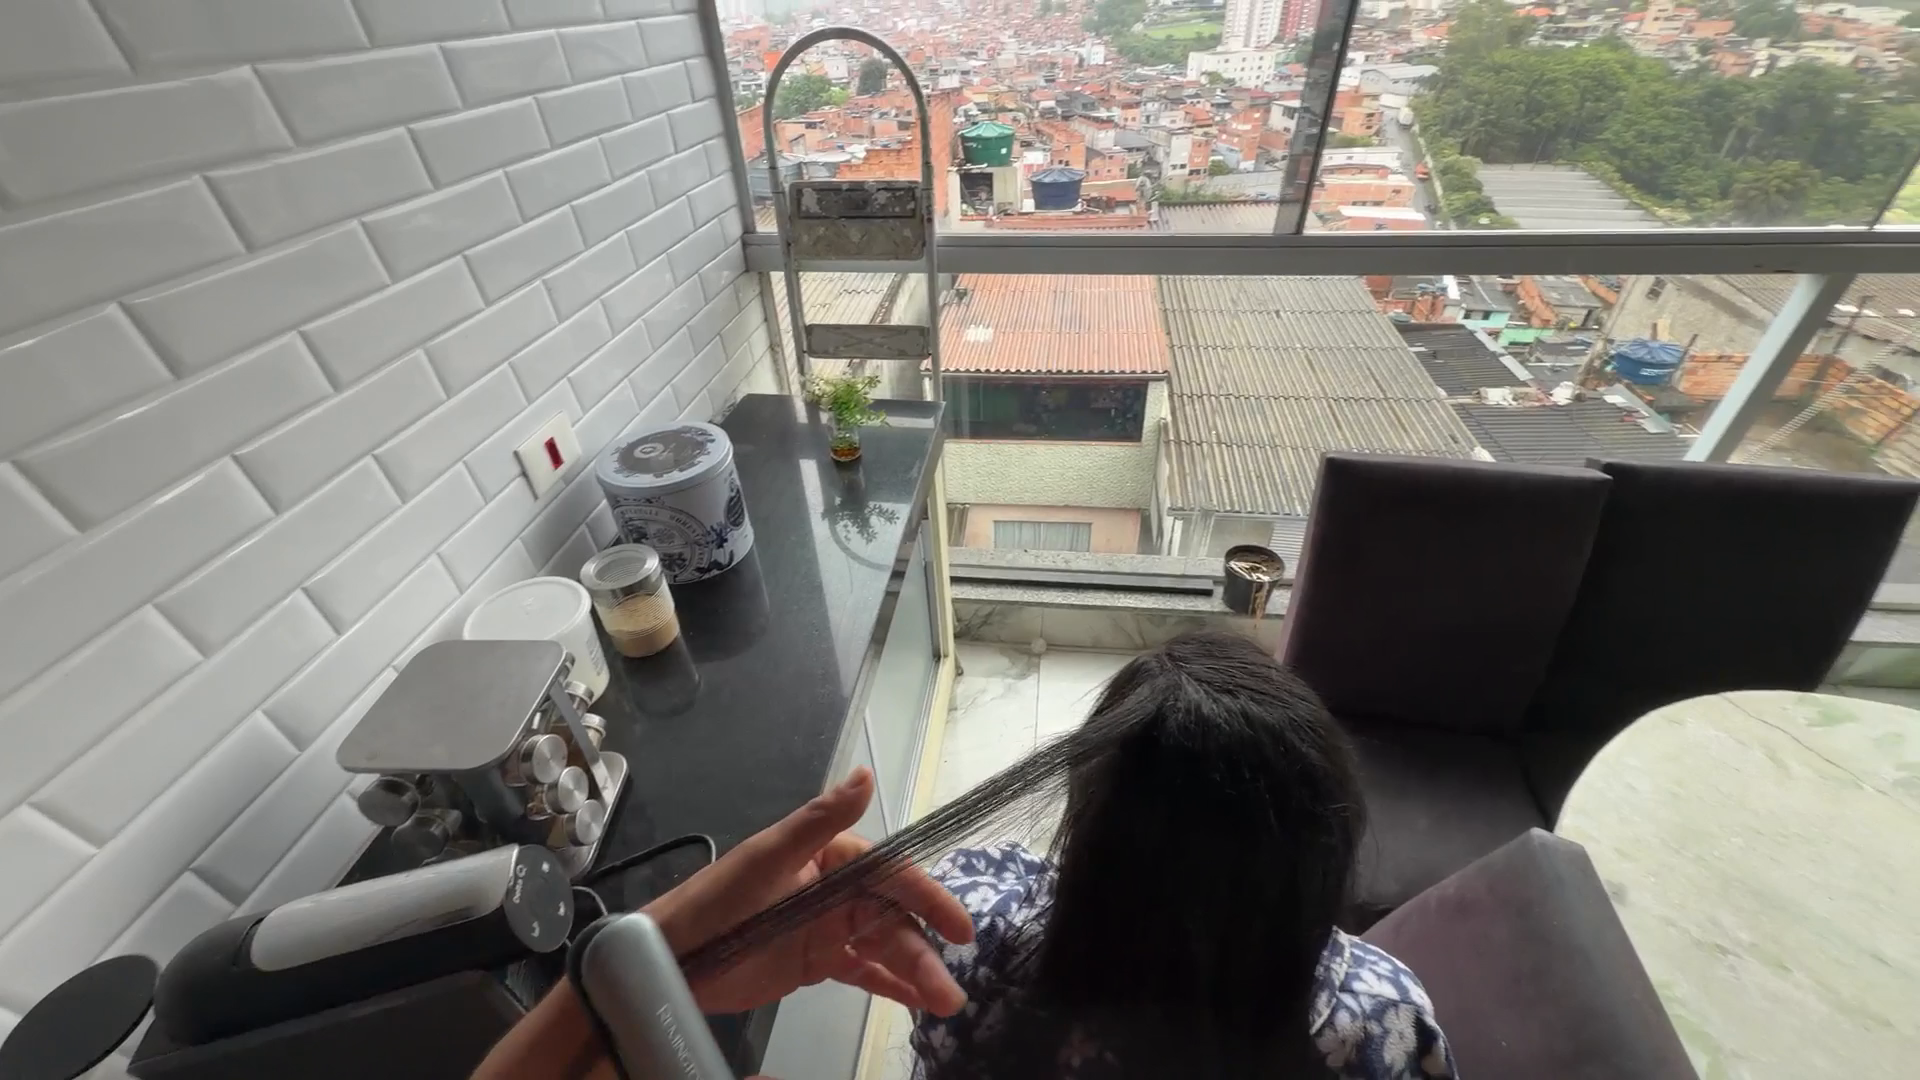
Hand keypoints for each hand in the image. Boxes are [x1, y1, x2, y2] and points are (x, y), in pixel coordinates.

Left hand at [644, 767, 974, 1015]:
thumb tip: (866, 774)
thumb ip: (821, 819)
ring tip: (944, 1005)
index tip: (959, 927)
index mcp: (830, 856)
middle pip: (892, 916)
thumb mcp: (770, 856)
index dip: (927, 898)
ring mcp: (828, 926)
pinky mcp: (817, 962)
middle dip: (924, 948)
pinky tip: (915, 1002)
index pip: (889, 874)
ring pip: (883, 946)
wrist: (670, 959)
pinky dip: (890, 985)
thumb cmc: (719, 902)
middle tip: (951, 991)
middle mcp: (836, 888)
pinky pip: (863, 971)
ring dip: (915, 971)